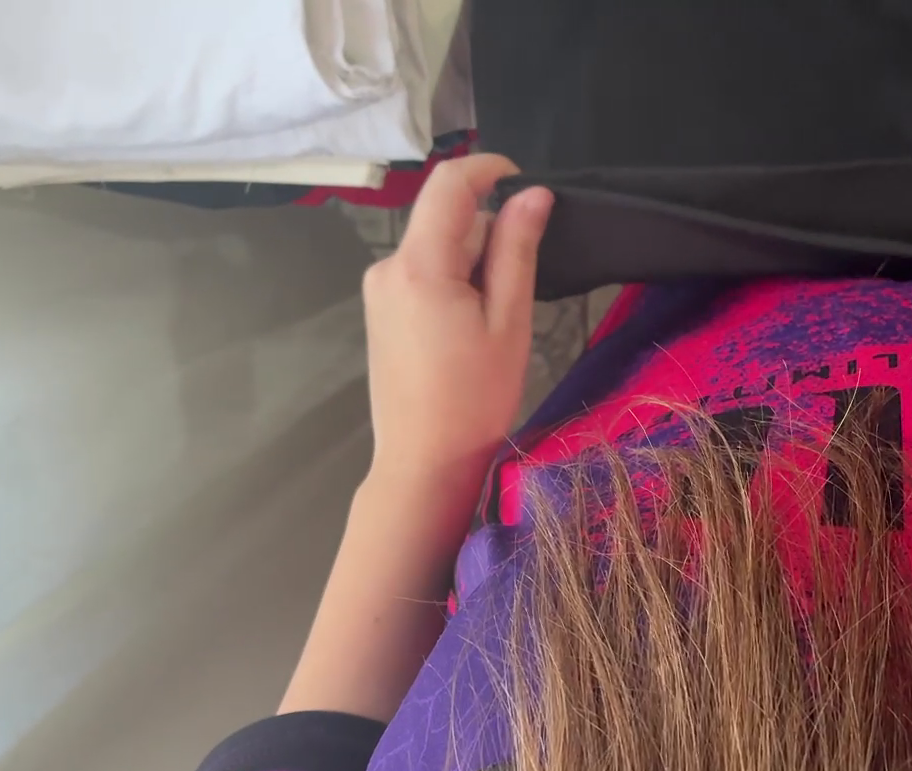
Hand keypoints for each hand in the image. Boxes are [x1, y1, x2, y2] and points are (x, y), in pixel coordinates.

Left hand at [361, 153, 552, 479]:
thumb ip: (518, 252)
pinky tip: (468, 333)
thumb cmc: (476, 399)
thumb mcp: (509, 324)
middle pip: (446, 221)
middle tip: (518, 297)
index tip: (526, 181)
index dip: (489, 168)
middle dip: (488, 238)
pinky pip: (423, 276)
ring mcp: (379, 289)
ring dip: (473, 267)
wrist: (424, 461)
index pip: (450, 185)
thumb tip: (533, 194)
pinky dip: (453, 286)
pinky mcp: (380, 311)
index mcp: (421, 264)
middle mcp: (388, 265)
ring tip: (493, 328)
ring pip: (437, 251)